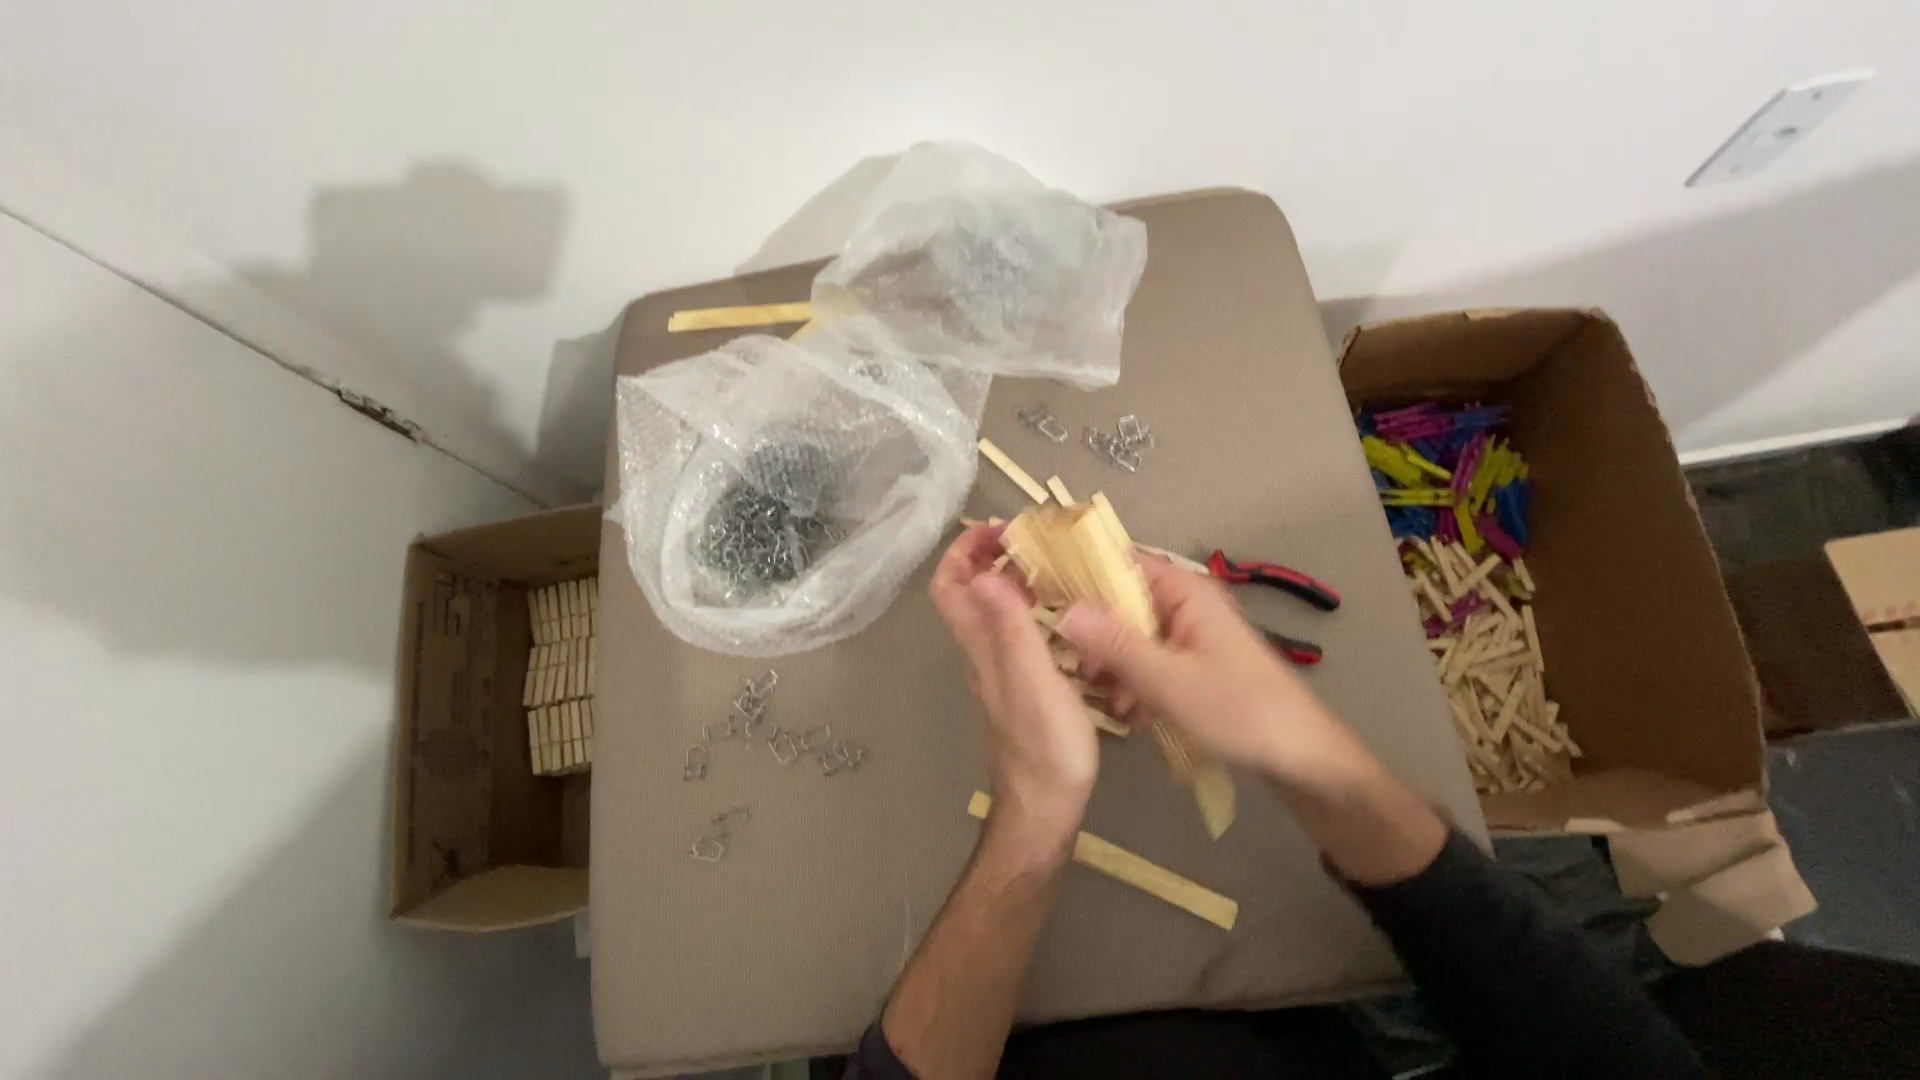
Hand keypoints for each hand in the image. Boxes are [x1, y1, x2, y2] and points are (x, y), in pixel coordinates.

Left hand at [930, 527, 1098, 851]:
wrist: (1045, 808)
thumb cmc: (1046, 747)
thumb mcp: (1035, 682)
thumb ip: (1012, 630)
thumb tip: (985, 575)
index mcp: (980, 646)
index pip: (950, 585)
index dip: (965, 550)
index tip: (1002, 529)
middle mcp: (982, 653)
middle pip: (969, 592)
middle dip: (992, 555)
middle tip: (1036, 541)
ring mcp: (1000, 670)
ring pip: (994, 612)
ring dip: (1014, 580)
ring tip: (1055, 567)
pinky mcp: (1021, 685)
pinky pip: (1017, 633)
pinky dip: (1034, 609)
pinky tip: (1066, 613)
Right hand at [1056, 555, 1378, 797]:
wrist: (1301, 757)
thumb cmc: (1240, 711)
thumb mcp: (1169, 680)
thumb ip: (1115, 644)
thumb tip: (1063, 611)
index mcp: (1184, 592)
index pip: (1119, 561)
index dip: (1077, 572)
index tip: (1039, 595)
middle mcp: (1184, 603)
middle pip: (1120, 601)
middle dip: (1095, 635)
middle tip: (1081, 670)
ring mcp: (1189, 633)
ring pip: (1130, 634)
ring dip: (1114, 664)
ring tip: (1112, 701)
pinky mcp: (1192, 662)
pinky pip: (1148, 659)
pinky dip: (1135, 681)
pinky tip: (1132, 713)